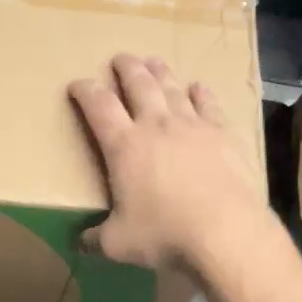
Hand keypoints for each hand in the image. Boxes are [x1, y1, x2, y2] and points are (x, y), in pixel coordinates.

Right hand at [69, 54, 271, 274]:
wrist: (225, 232)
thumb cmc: (164, 234)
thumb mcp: (119, 243)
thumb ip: (98, 238)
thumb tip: (82, 242)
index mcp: (124, 146)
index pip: (98, 106)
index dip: (85, 91)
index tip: (77, 83)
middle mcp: (156, 125)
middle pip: (138, 84)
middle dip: (126, 68)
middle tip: (120, 58)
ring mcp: (192, 126)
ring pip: (172, 87)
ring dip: (160, 72)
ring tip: (153, 62)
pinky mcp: (223, 134)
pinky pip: (208, 104)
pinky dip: (200, 93)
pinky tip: (198, 87)